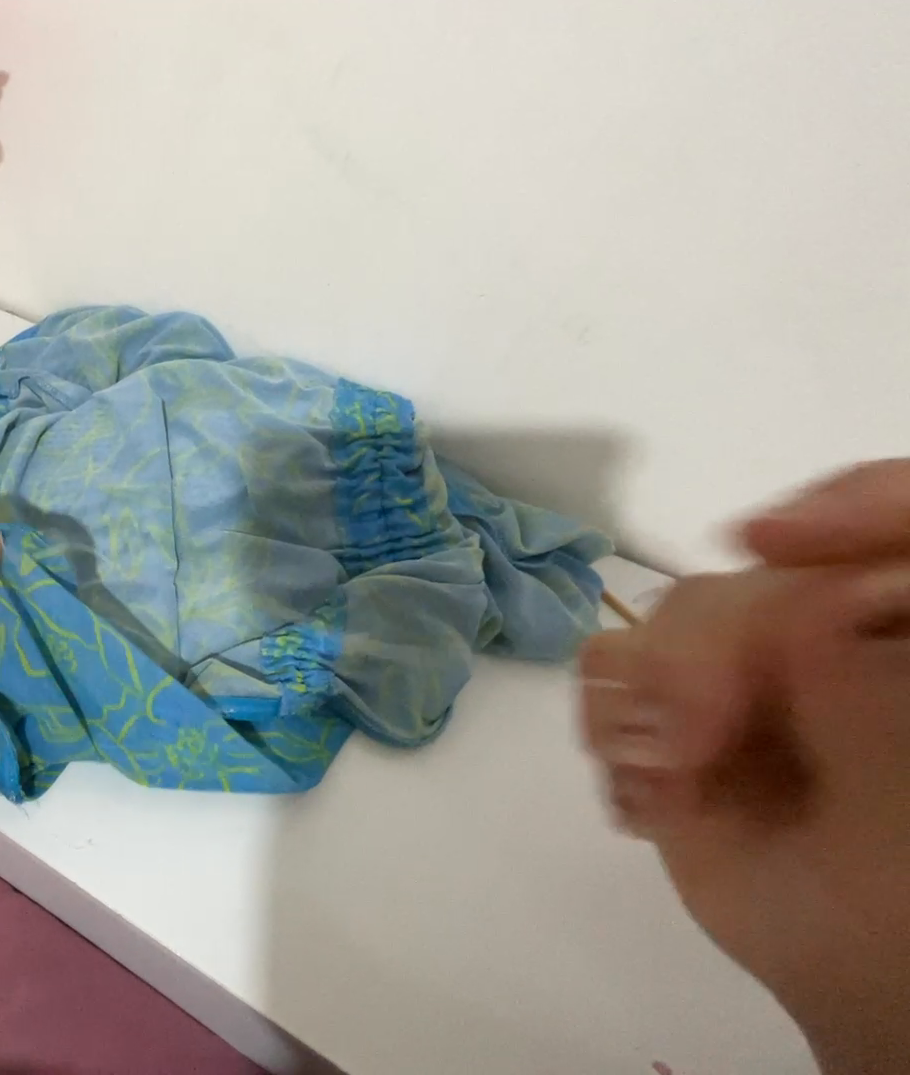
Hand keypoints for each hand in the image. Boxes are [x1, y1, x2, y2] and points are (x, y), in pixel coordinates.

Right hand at [579, 460, 909, 1071]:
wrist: (859, 974)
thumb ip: (875, 688)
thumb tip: (799, 593)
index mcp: (900, 632)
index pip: (897, 520)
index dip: (849, 508)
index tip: (764, 543)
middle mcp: (832, 635)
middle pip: (745, 583)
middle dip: (700, 656)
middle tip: (690, 746)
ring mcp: (739, 672)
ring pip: (658, 620)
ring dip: (641, 699)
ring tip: (665, 782)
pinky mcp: (660, 708)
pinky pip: (602, 672)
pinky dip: (603, 726)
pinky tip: (644, 791)